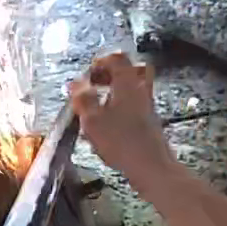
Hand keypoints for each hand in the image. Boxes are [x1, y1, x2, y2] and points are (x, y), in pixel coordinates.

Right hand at [69, 52, 174, 181]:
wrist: (151, 167)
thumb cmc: (121, 142)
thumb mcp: (92, 120)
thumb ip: (82, 99)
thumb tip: (75, 84)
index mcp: (128, 83)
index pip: (117, 59)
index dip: (100, 62)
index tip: (86, 76)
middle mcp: (141, 90)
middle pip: (127, 71)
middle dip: (108, 75)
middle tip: (93, 86)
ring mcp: (148, 106)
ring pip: (130, 89)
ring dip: (112, 93)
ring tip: (95, 108)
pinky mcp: (149, 122)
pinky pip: (133, 105)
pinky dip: (119, 107)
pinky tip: (106, 126)